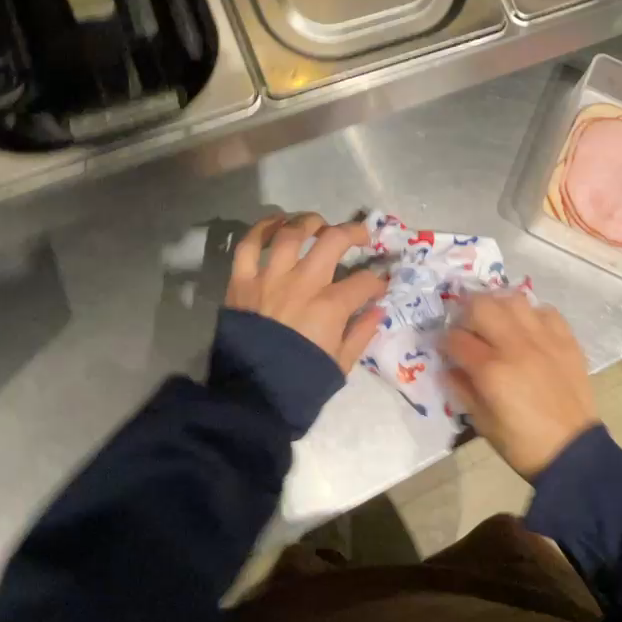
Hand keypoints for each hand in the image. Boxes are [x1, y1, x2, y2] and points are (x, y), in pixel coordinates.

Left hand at [227, 212, 386, 371]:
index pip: (364, 281)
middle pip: (332, 241)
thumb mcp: (340, 365)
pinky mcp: (242, 282)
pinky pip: (249, 245)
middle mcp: (302, 283)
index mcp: (330, 306)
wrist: (249, 399)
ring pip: (291, 234)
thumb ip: (361, 333)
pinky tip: (277, 223)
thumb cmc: (299, 384)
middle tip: (361, 235)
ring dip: (308, 222)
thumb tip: (377, 309)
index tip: (379, 284)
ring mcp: (269, 279)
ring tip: (318, 224)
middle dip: (354, 233)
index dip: (377, 281)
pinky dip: (262, 229)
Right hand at [446, 294, 599, 479]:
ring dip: (498, 306)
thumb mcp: (483, 423)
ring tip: (495, 320)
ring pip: (513, 299)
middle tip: (466, 328)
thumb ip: (462, 389)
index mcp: (491, 370)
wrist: (573, 451)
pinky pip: (545, 311)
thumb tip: (448, 368)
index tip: (443, 346)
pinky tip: (528, 329)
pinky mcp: (566, 340)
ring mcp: (543, 338)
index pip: (456, 339)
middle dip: (465, 313)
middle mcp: (515, 345)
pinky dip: (531, 315)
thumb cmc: (522, 444)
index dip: (444, 341)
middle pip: (481, 305)